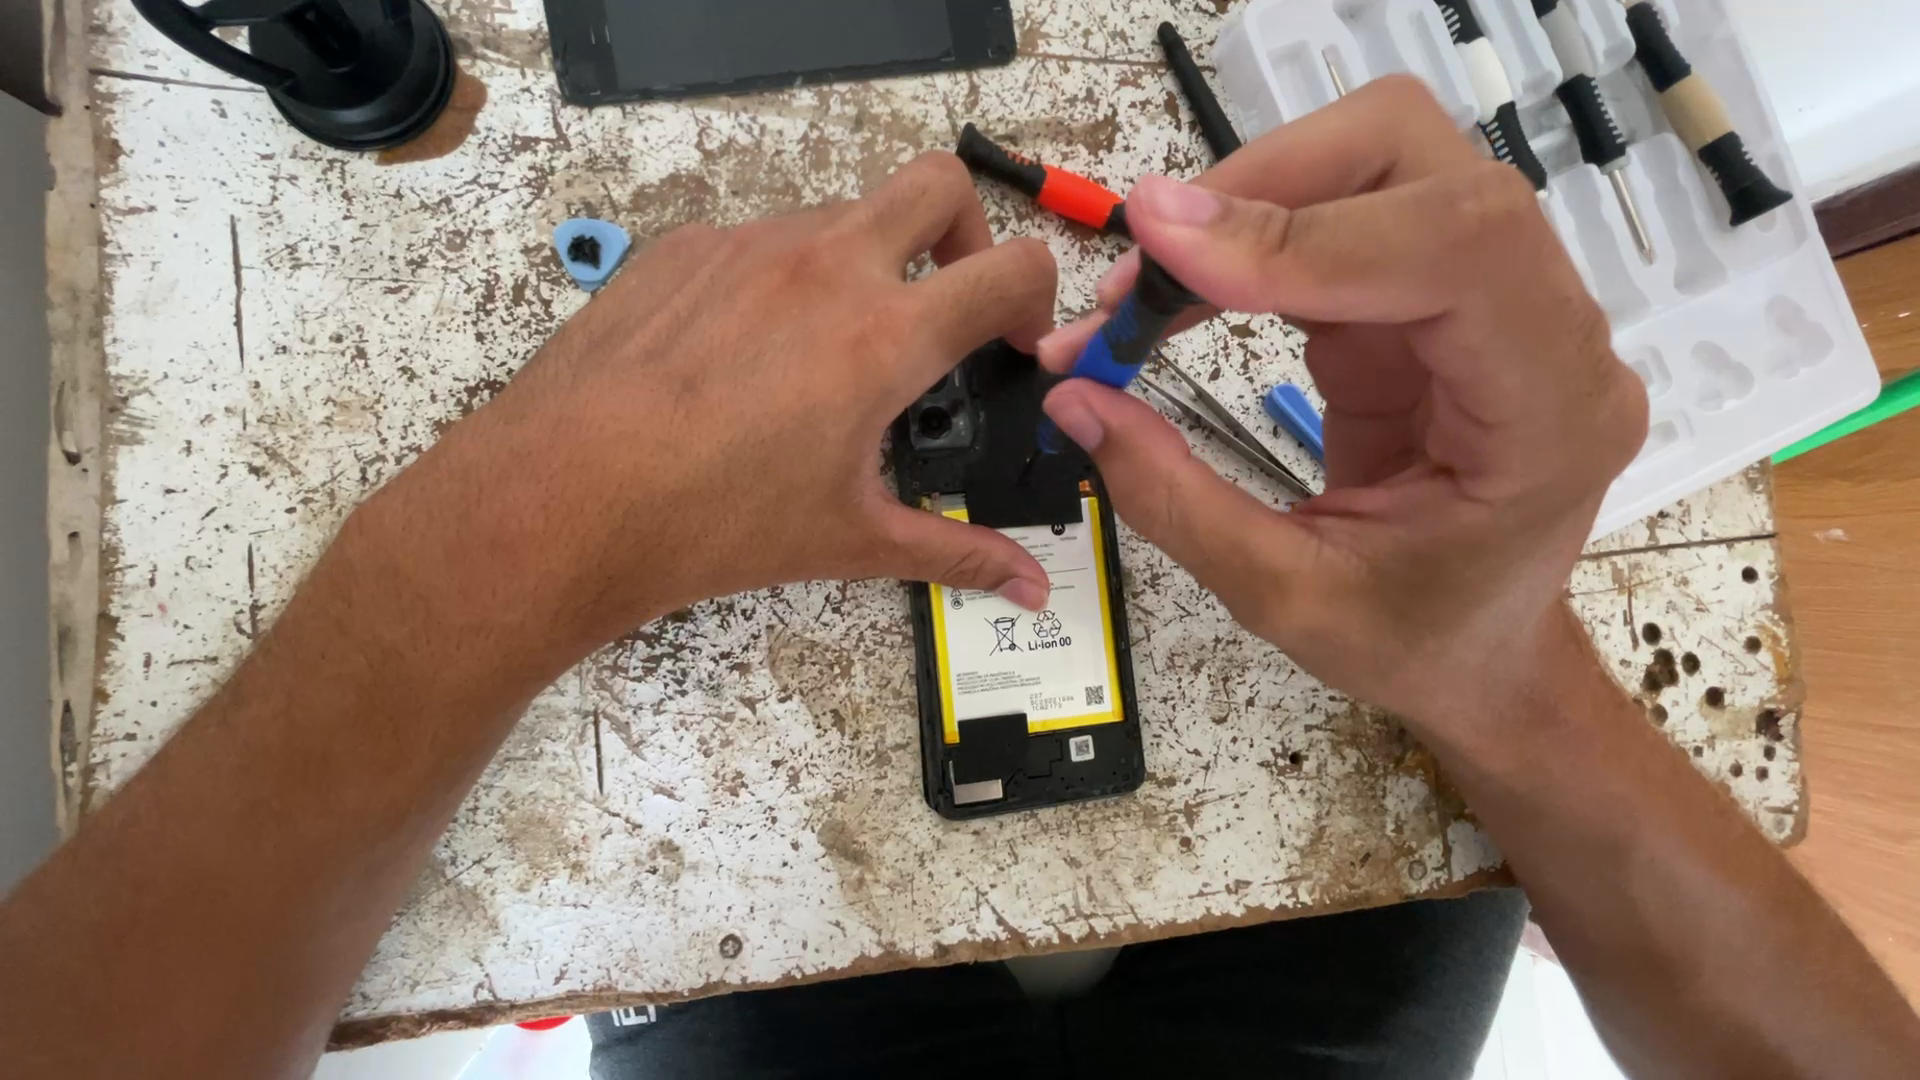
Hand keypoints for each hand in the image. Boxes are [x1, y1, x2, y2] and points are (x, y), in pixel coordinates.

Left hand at [362, 153, 1057, 668]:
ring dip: (871, 263)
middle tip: (945, 308)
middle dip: (968, 235)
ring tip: (835, 353)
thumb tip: (1030, 587)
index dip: (1037, 300)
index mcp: (883, 337)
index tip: (1014, 344)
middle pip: (940, 184)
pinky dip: (789, 278)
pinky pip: (764, 239)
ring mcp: (748, 245)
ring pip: (847, 214)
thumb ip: (958, 556)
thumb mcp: (854, 539)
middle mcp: (825, 267)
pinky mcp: (685, 249)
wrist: (564, 501)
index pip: (1012, 270)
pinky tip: (752, 355)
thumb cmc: (716, 524)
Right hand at [1036, 78, 1646, 737]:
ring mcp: (1477, 303)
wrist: (1477, 656)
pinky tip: (1170, 302)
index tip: (1156, 249)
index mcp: (1544, 411)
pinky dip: (1234, 250)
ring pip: (1366, 172)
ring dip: (1237, 210)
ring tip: (1135, 295)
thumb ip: (1173, 498)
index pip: (1452, 251)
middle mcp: (1536, 326)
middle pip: (1411, 161)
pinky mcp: (1414, 310)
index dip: (1297, 234)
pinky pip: (1325, 231)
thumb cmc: (1409, 644)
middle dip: (1259, 187)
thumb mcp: (1279, 596)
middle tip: (1138, 265)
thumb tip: (1073, 397)